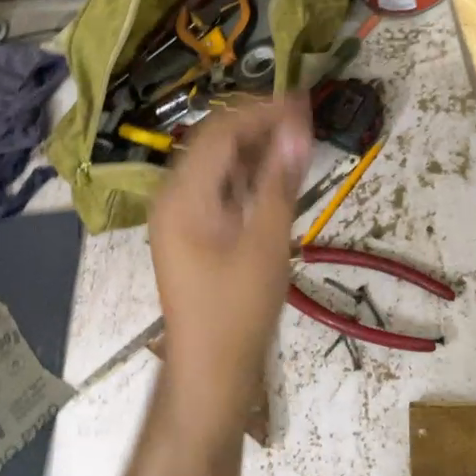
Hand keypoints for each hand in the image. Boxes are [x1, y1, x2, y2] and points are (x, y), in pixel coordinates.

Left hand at [147, 97, 311, 416]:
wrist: (210, 374)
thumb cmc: (238, 311)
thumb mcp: (267, 243)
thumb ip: (281, 180)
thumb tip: (298, 127)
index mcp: (182, 196)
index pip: (221, 131)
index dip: (261, 110)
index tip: (302, 100)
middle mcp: (173, 196)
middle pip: (215, 140)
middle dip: (259, 122)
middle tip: (303, 115)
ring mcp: (179, 213)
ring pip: (217, 160)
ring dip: (255, 144)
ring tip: (296, 136)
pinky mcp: (192, 229)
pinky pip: (218, 183)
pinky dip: (247, 171)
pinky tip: (277, 170)